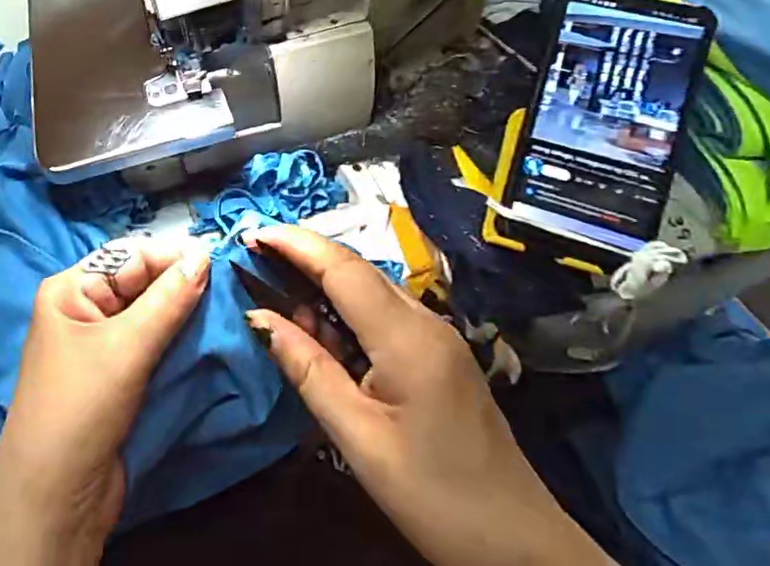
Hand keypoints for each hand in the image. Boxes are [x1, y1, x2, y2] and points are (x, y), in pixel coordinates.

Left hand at [0, 239, 212, 565]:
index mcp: (70, 289)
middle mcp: (84, 308)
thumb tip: (205, 253)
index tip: (219, 260)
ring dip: (185, 311)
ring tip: (225, 305)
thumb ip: (170, 298)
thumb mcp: (127, 347)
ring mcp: (101, 342)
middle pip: (142, 281)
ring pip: (153, 311)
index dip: (173, 256)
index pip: (130, 256)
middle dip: (181, 283)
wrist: (55, 503)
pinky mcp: (118, 373)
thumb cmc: (81, 408)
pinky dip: (179, 336)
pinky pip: (154, 340)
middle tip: (227, 284)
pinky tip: (207, 333)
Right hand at [242, 226, 615, 565]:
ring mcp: (437, 333)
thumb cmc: (433, 493)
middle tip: (256, 269)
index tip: (252, 234)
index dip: (296, 244)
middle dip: (305, 260)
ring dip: (325, 291)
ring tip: (283, 313)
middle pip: (357, 270)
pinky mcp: (439, 352)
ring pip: (370, 290)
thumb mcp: (358, 438)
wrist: (516, 540)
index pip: (343, 268)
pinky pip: (385, 314)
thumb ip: (308, 370)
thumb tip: (260, 318)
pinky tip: (326, 339)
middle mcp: (425, 319)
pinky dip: (348, 315)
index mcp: (406, 335)